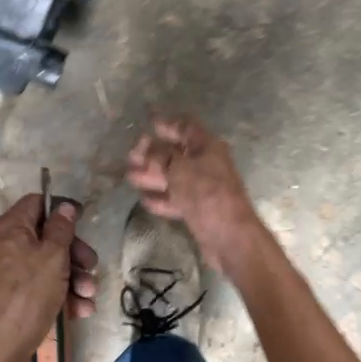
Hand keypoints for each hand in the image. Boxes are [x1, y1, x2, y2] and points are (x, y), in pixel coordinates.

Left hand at [0, 194, 98, 361]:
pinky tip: (80, 311)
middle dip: (74, 252)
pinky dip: (60, 295)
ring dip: (73, 278)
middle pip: (45, 237)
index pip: (37, 203)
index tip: (83, 220)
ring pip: (45, 266)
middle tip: (92, 266)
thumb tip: (64, 206)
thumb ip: (61, 228)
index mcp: (11, 226)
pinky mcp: (11, 300)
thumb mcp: (52, 256)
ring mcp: (7, 274)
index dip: (61, 209)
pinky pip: (39, 288)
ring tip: (89, 296)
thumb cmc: (26, 294)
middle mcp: (5, 245)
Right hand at [126, 115, 263, 269]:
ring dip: (153, 176)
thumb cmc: (205, 193)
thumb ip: (159, 155)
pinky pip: (177, 199)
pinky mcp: (199, 210)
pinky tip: (144, 200)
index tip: (149, 124)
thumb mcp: (178, 168)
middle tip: (131, 157)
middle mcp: (206, 164)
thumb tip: (145, 144)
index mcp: (206, 146)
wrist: (230, 237)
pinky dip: (162, 198)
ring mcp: (203, 188)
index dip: (168, 124)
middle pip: (176, 154)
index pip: (186, 127)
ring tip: (130, 177)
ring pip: (174, 177)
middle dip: (153, 155)